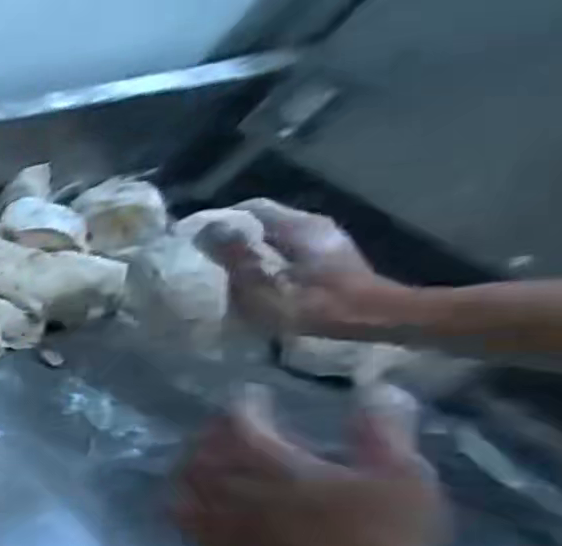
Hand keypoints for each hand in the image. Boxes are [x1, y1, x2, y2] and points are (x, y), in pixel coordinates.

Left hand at [175, 383, 448, 545]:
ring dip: (192, 460)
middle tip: (228, 422)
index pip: (238, 424)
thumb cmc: (385, 536)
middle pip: (202, 451)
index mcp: (270, 466)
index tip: (251, 394)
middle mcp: (229, 490)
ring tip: (207, 452)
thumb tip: (374, 388)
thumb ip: (381, 429)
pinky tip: (190, 493)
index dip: (241, 405)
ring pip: (184, 481)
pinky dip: (180, 495)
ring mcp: (214, 521)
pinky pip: (180, 514)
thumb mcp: (400, 474)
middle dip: (212, 431)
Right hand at [199, 197, 413, 340]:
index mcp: (297, 226)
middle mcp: (313, 226)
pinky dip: (262, 263)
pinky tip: (250, 281)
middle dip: (232, 236)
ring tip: (220, 270)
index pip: (252, 208)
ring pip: (274, 239)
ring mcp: (323, 244)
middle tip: (202, 255)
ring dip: (247, 251)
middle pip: (264, 222)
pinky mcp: (327, 263)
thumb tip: (208, 227)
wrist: (368, 319)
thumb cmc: (310, 302)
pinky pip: (285, 254)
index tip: (192, 236)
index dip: (219, 219)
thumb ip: (236, 253)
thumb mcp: (262, 280)